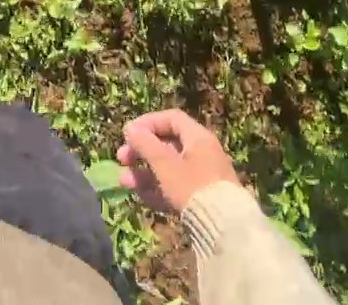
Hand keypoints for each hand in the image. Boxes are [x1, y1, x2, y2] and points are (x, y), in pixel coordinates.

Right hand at [116, 109, 238, 214]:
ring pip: (168, 169)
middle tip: (122, 159)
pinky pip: (176, 187)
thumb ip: (145, 144)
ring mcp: (203, 177)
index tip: (128, 134)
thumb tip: (130, 128)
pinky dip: (158, 189)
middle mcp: (202, 154)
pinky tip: (141, 197)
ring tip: (124, 182)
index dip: (147, 123)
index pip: (171, 119)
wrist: (225, 229)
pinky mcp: (201, 198)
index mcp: (198, 138)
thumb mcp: (165, 164)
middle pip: (166, 145)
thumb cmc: (192, 186)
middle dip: (141, 152)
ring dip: (144, 173)